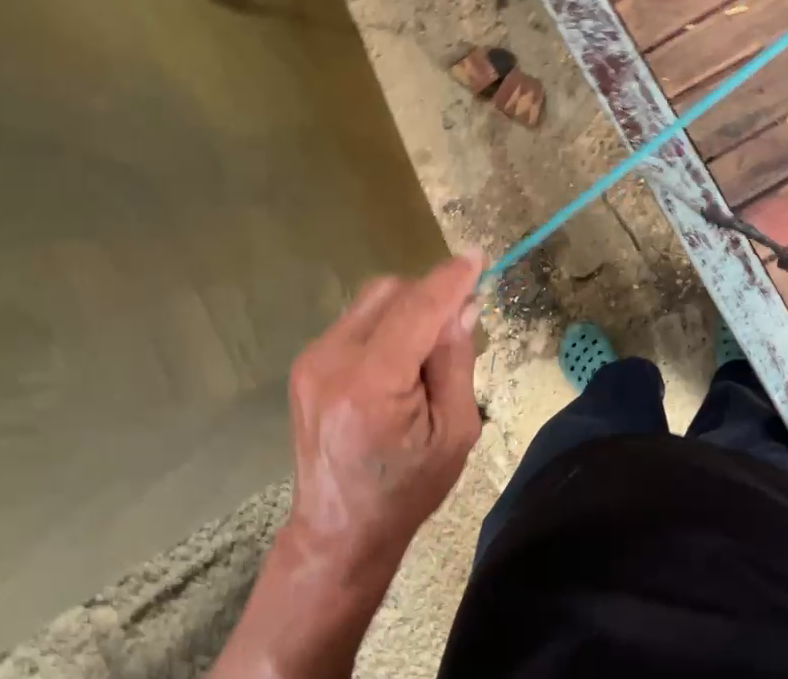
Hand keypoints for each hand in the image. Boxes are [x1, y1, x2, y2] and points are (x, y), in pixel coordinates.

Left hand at [284, 252, 484, 570]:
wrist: (339, 531)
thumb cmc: (408, 489)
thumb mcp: (456, 430)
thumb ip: (456, 360)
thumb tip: (464, 305)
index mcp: (370, 385)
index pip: (418, 308)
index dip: (452, 279)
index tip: (479, 257)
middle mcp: (332, 362)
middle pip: (392, 292)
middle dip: (432, 295)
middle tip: (461, 323)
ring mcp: (312, 361)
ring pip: (374, 299)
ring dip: (410, 307)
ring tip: (428, 351)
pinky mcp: (307, 364)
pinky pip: (359, 319)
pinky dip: (389, 323)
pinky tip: (402, 360)